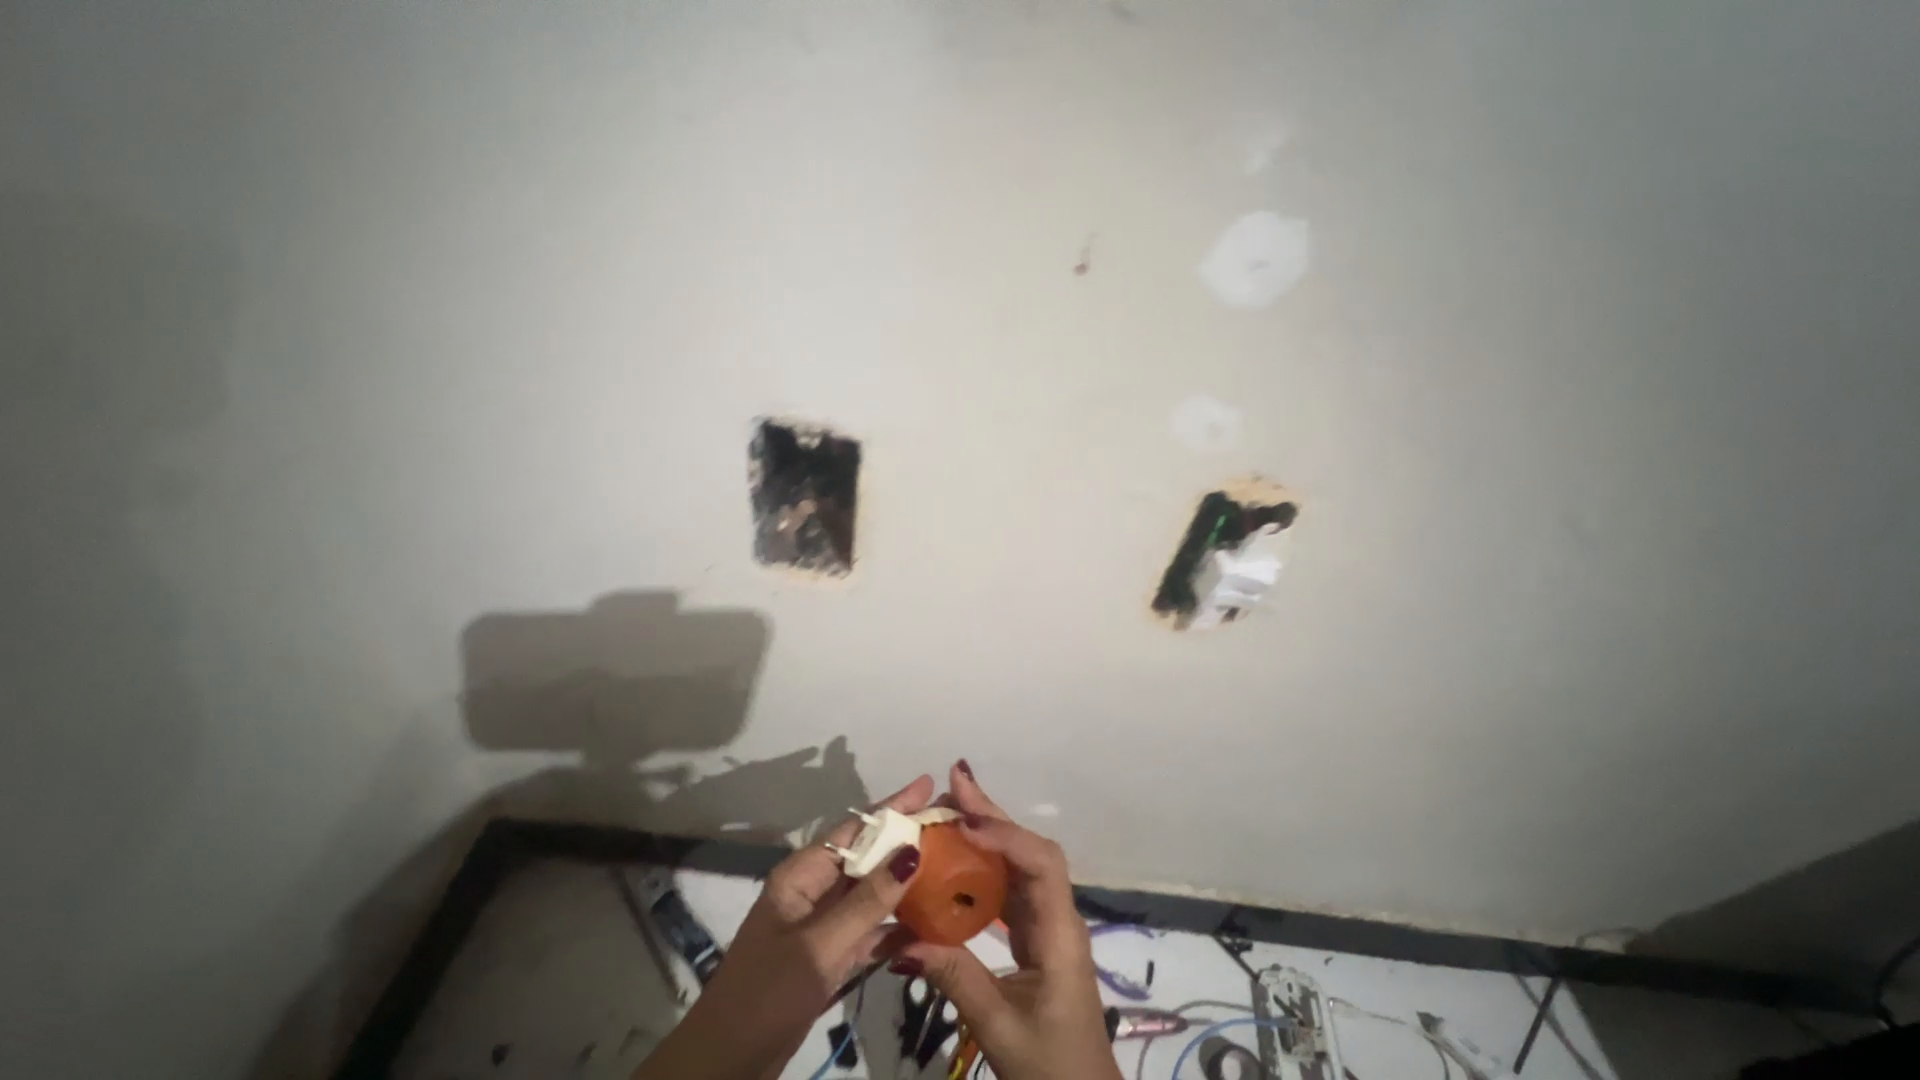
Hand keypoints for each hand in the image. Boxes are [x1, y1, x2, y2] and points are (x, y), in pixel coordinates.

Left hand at [632, 774, 934, 1079]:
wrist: (728, 1061)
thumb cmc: (766, 993)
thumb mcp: (819, 946)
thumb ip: (867, 902)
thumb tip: (912, 851)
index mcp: (800, 876)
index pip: (853, 830)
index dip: (891, 807)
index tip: (928, 785)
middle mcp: (812, 892)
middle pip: (865, 857)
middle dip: (904, 840)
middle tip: (949, 824)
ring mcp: (821, 926)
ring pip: (870, 893)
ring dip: (905, 881)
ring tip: (950, 864)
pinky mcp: (829, 958)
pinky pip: (869, 930)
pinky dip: (897, 925)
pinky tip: (930, 922)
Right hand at [892, 762, 1122, 1079]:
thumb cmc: (1052, 1067)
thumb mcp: (998, 1027)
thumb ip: (955, 978)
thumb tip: (902, 938)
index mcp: (1060, 934)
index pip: (1042, 865)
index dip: (1006, 836)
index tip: (965, 821)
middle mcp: (1058, 918)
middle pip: (1031, 852)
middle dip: (993, 815)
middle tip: (955, 780)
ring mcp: (1047, 926)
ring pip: (1020, 865)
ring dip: (988, 834)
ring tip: (949, 809)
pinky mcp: (1034, 938)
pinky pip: (1010, 890)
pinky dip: (983, 867)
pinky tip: (957, 860)